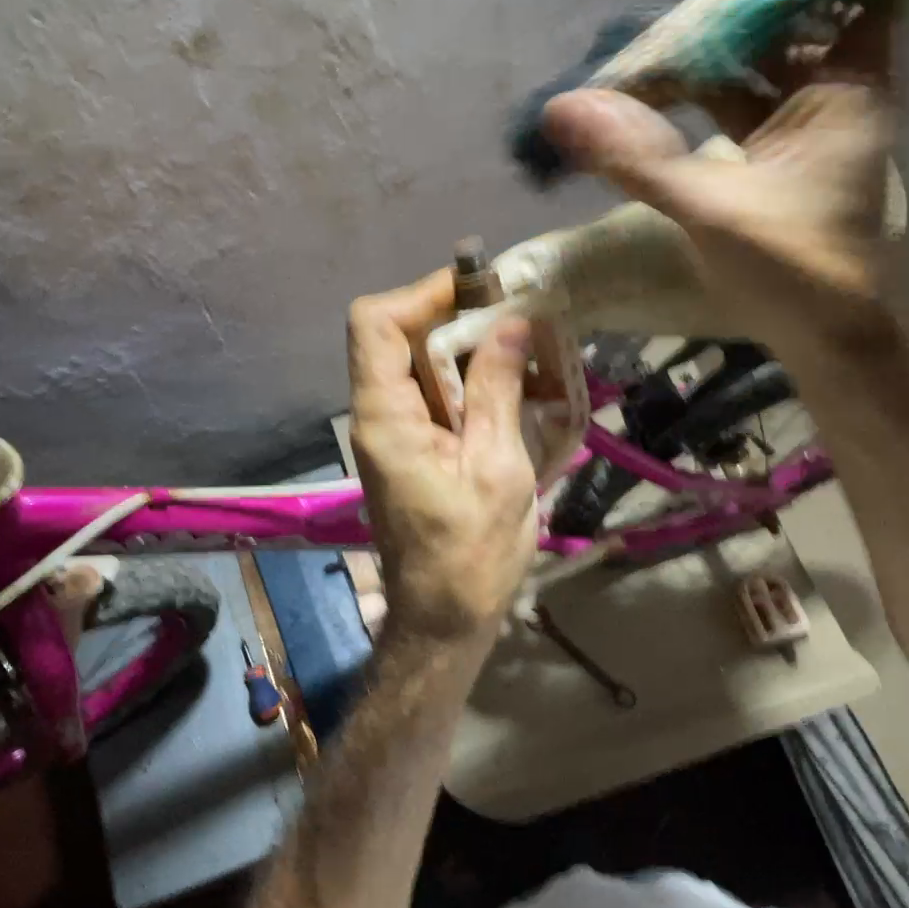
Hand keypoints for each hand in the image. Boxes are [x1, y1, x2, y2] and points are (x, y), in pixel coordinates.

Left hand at [347, 271, 538, 646]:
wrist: (446, 618)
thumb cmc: (471, 553)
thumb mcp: (496, 468)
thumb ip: (497, 390)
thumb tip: (510, 322)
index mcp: (385, 418)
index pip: (374, 323)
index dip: (423, 294)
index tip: (483, 290)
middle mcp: (379, 417)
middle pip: (401, 337)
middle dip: (461, 320)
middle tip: (523, 319)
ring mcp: (395, 434)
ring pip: (423, 366)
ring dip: (475, 352)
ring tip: (534, 353)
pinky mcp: (415, 450)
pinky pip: (438, 398)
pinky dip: (475, 385)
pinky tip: (522, 392)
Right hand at [542, 0, 900, 355]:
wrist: (826, 338)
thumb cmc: (794, 272)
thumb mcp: (712, 212)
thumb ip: (637, 160)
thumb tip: (563, 110)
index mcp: (854, 89)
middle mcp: (843, 92)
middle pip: (809, 9)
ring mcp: (812, 124)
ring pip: (774, 53)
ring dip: (729, 28)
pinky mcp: (783, 154)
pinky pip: (749, 96)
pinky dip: (713, 81)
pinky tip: (670, 75)